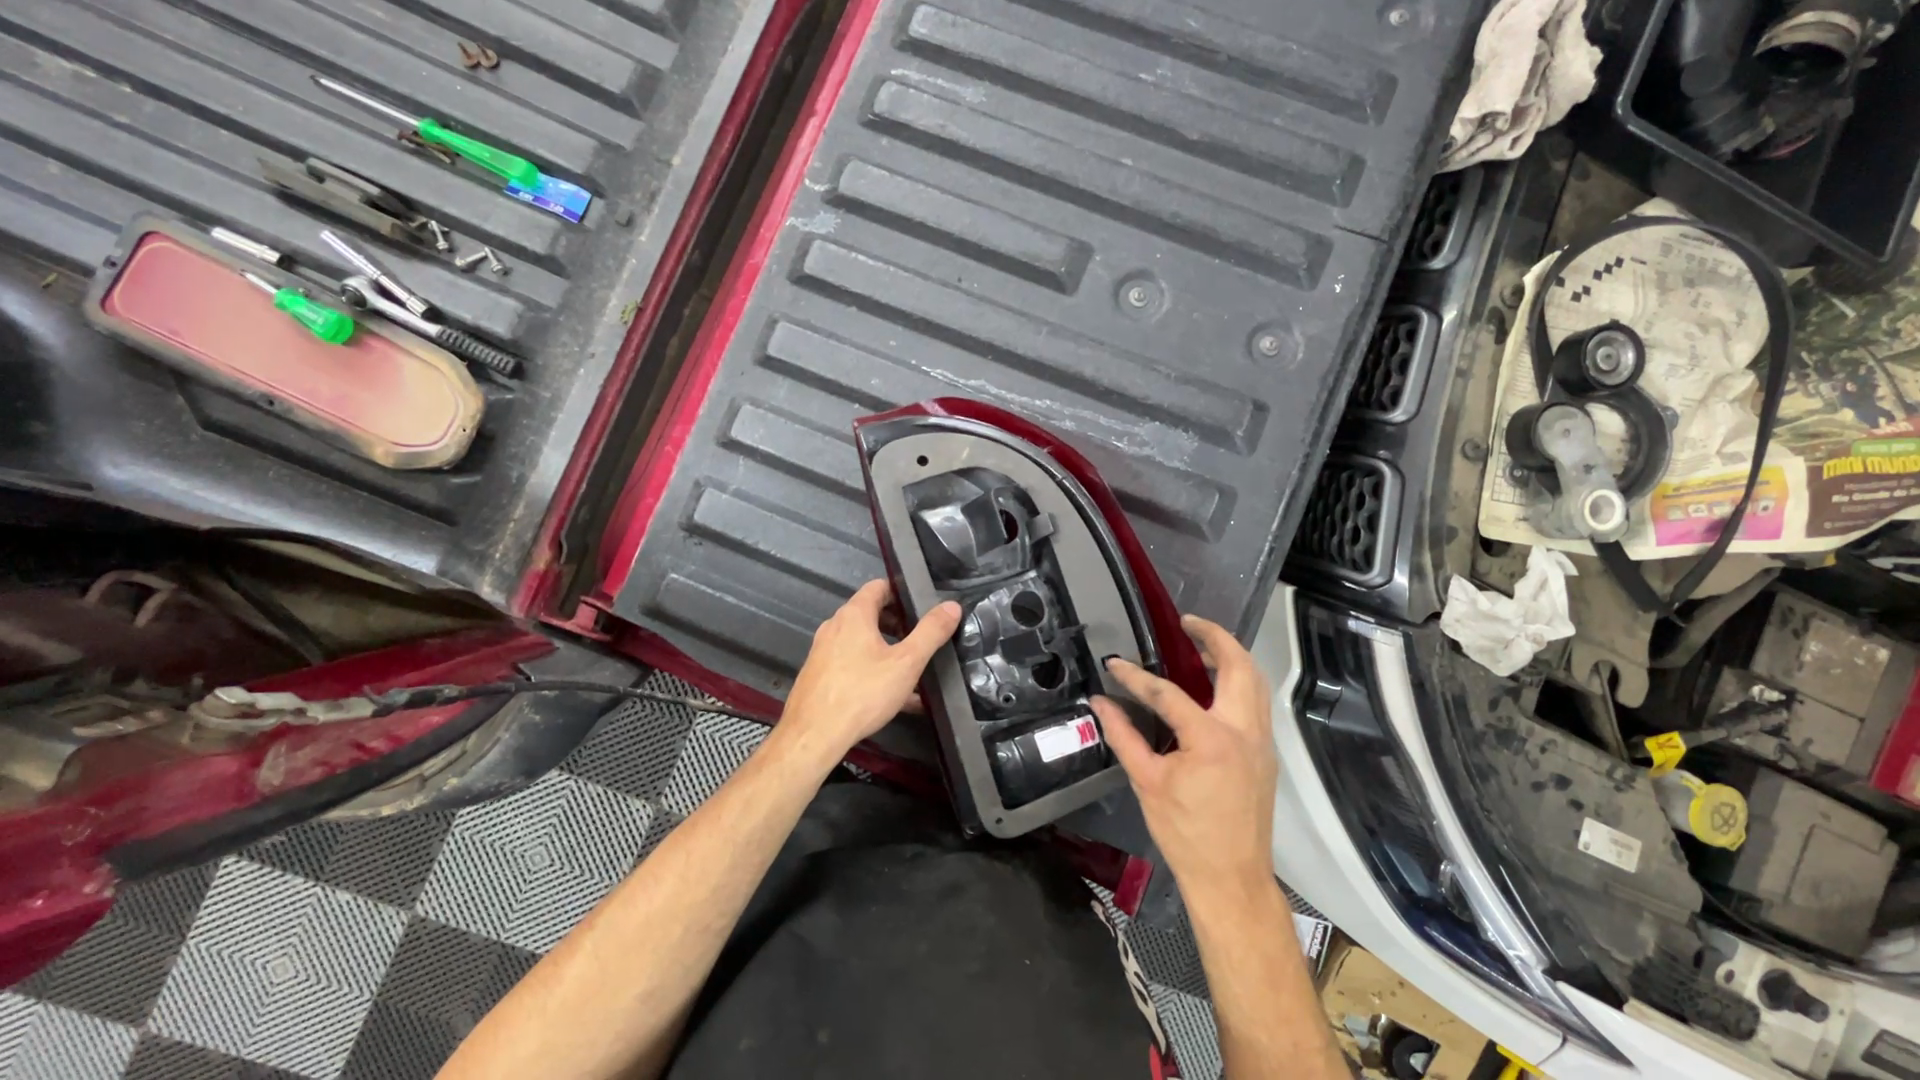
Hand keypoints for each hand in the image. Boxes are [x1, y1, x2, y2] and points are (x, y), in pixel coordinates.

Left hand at [779, 580, 960, 763]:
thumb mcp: (907, 662)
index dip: (902, 592)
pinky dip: (871, 670)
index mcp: (854, 615)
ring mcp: (823, 651)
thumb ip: (930, 632)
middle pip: (870, 614)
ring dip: (886, 650)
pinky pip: (851, 664)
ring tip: (910, 670)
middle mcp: (834, 627)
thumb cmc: (863, 693)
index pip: (879, 587)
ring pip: (861, 642)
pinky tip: (890, 696)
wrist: (814, 735)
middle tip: (920, 639)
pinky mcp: (819, 675)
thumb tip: (951, 606)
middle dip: (897, 624)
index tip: (922, 606)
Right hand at [1091, 615, 1276, 899]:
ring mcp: (1262, 741)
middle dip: (1214, 637)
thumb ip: (1124, 737)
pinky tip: (1216, 686)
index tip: (1114, 664)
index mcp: (1211, 740)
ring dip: (1232, 657)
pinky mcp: (1266, 753)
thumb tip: (1101, 704)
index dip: (1136, 677)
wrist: (1231, 876)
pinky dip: (1240, 681)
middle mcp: (1245, 731)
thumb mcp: (1147, 783)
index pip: (1169, 693)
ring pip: (1256, 682)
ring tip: (1202, 646)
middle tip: (1187, 623)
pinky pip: (1257, 702)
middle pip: (1238, 666)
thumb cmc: (1185, 834)